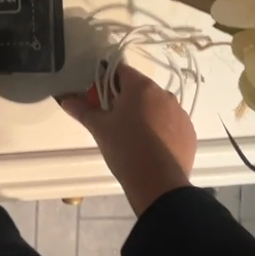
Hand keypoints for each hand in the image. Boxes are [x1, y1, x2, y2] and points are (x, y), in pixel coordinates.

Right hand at [59, 64, 196, 215]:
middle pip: (140, 89)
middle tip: (113, 121)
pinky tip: (151, 147)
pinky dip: (160, 129)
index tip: (100, 100)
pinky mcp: (189, 132)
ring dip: (145, 113)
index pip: (121, 71)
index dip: (107, 82)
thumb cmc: (125, 149)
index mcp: (141, 87)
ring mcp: (180, 113)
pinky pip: (171, 123)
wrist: (158, 184)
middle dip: (126, 100)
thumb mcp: (100, 128)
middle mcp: (164, 94)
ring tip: (134, 137)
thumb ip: (82, 110)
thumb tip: (65, 100)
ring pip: (157, 106)